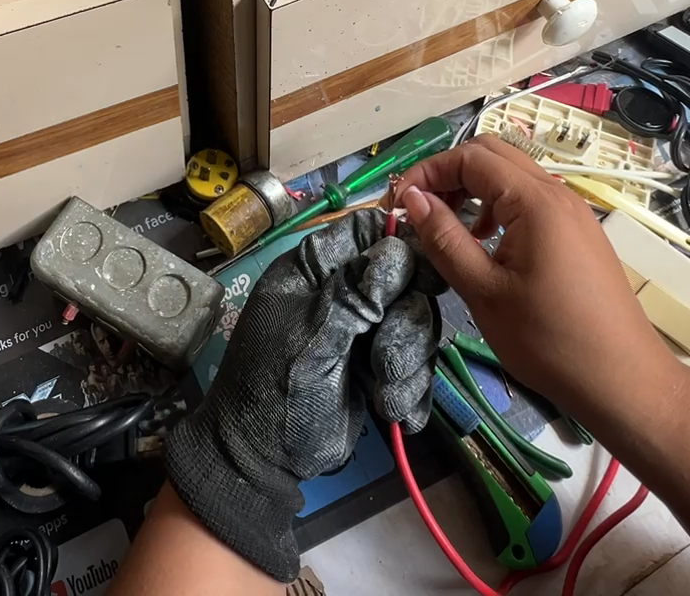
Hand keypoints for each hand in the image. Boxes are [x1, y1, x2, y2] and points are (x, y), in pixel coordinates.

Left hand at [166, 210, 438, 580]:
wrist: (263, 459)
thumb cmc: (272, 386)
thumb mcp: (310, 334)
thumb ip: (355, 292)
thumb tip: (400, 250)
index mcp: (317, 268)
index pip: (369, 230)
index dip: (402, 246)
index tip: (425, 275)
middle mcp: (346, 291)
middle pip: (407, 281)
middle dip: (405, 327)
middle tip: (383, 362)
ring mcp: (366, 329)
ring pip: (418, 324)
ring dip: (408, 366)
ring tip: (385, 398)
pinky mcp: (381, 367)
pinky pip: (418, 364)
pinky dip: (411, 391)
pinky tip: (395, 414)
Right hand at [399, 137, 679, 431]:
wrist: (624, 382)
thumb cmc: (549, 340)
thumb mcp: (484, 291)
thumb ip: (444, 238)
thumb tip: (412, 198)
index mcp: (534, 201)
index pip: (469, 158)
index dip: (427, 172)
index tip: (398, 204)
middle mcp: (556, 193)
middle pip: (491, 154)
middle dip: (448, 173)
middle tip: (420, 208)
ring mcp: (572, 210)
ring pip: (511, 174)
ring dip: (473, 188)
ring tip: (448, 227)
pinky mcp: (578, 231)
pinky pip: (529, 198)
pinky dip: (497, 205)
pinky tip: (485, 243)